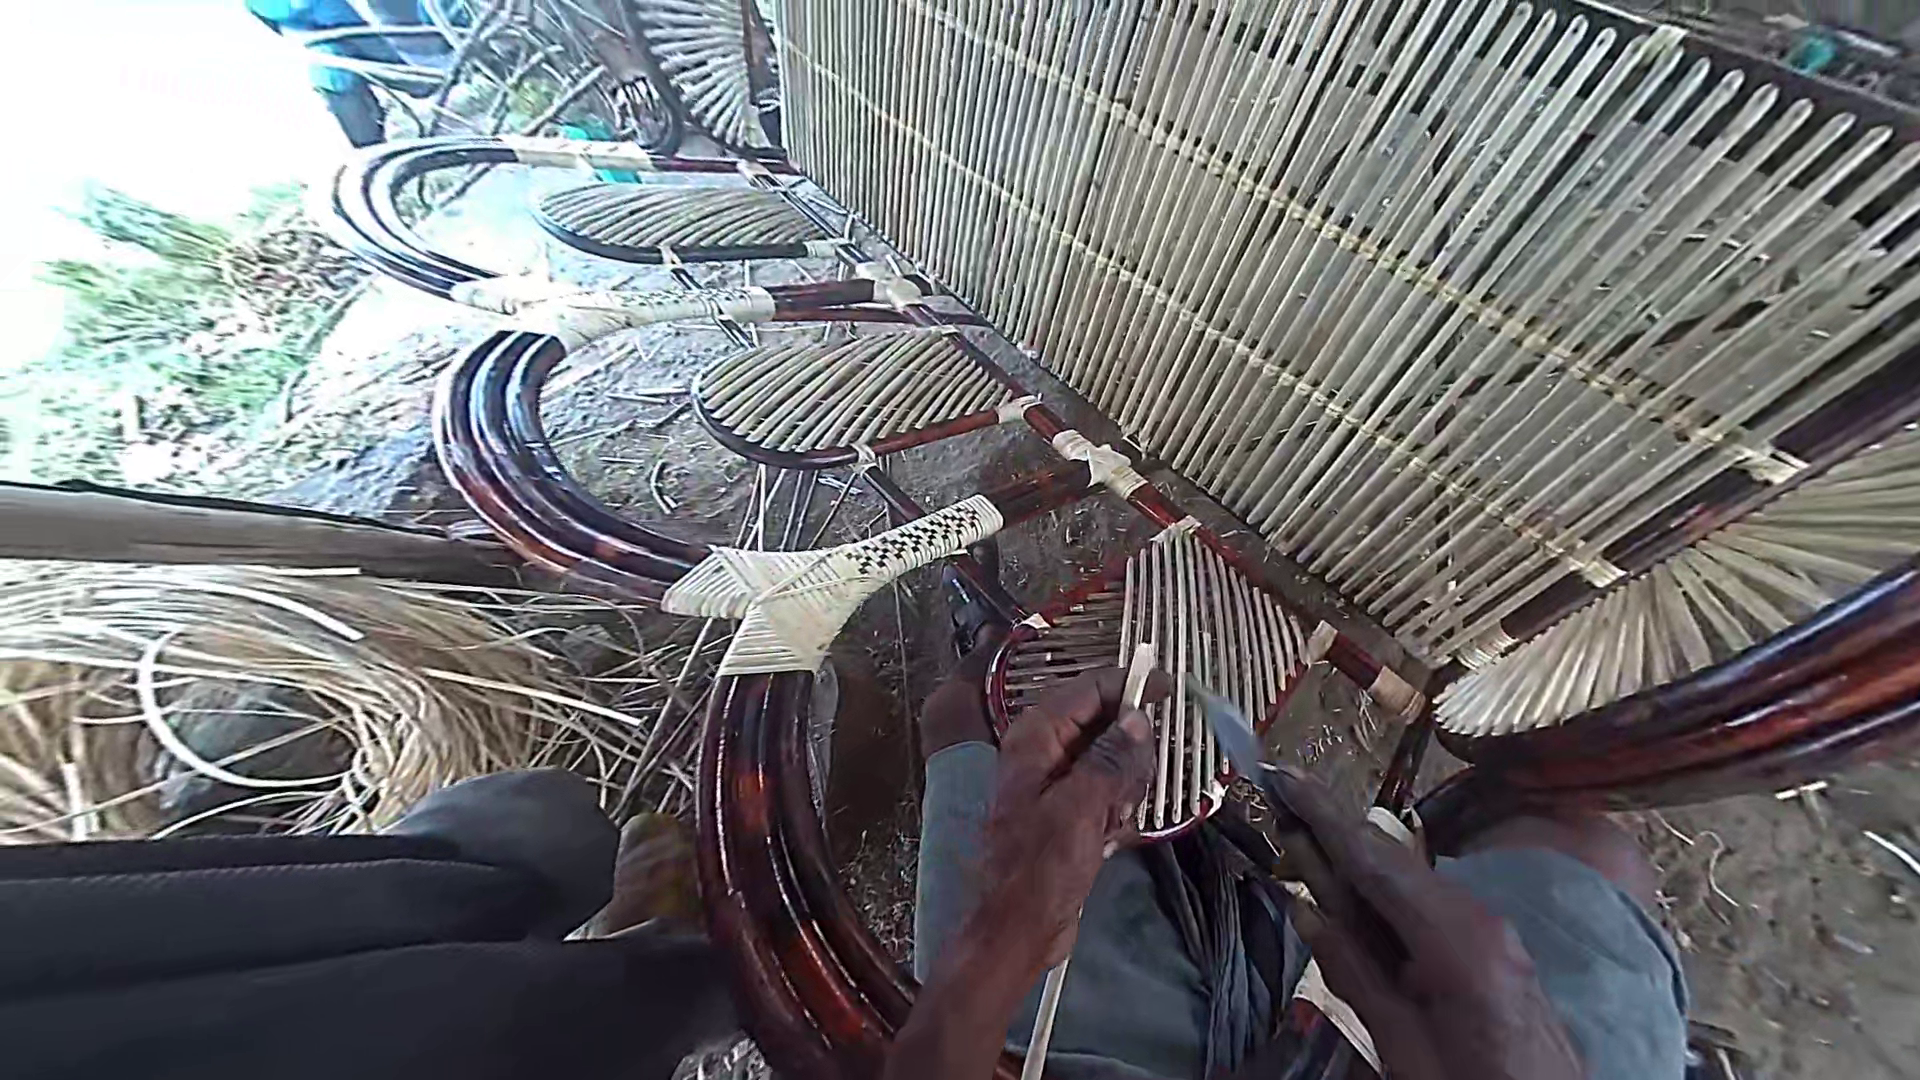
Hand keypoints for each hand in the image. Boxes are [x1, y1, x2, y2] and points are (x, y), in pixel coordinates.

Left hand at [968, 668, 1165, 973]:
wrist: (1017, 928)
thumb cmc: (1040, 868)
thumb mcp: (1079, 809)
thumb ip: (1110, 759)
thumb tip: (1137, 718)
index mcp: (1036, 735)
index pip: (1088, 689)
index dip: (1128, 685)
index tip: (1169, 689)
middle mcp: (1044, 746)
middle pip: (1102, 720)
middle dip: (1128, 748)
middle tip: (1132, 785)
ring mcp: (1057, 775)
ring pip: (1110, 754)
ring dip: (1125, 782)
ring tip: (1114, 816)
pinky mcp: (1070, 803)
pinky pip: (1107, 785)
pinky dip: (1118, 803)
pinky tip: (1111, 832)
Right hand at [1274, 769, 1584, 1079]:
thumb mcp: (1405, 1050)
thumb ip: (1353, 972)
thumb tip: (1302, 909)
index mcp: (1457, 942)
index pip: (1370, 860)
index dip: (1320, 813)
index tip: (1281, 774)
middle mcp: (1475, 917)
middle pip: (1381, 854)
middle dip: (1327, 825)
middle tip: (1278, 794)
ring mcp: (1485, 925)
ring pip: (1394, 871)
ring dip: (1344, 857)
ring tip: (1300, 841)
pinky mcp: (1486, 938)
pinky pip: (1411, 893)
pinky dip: (1370, 883)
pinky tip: (1343, 887)